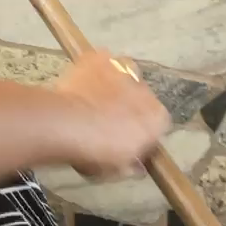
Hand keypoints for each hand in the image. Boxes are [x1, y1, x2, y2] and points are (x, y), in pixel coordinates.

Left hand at [52, 51, 171, 180]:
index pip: (157, 123)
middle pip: (141, 96)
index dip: (142, 129)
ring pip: (123, 73)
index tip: (127, 136)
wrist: (67, 122)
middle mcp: (145, 90)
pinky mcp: (97, 56)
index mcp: (157, 118)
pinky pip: (100, 60)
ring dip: (115, 82)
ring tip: (96, 94)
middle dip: (129, 104)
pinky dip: (94, 67)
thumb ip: (132, 164)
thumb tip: (135, 164)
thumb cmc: (97, 151)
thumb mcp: (119, 169)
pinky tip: (83, 79)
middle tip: (107, 116)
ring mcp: (120, 69)